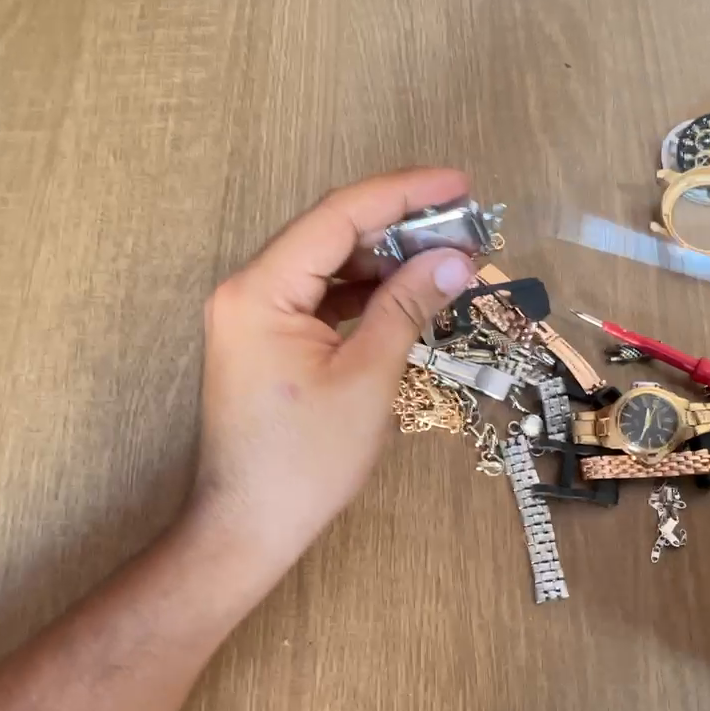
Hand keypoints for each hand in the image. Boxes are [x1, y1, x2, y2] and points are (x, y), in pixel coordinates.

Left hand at [187, 168, 478, 564]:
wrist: (249, 526)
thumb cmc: (306, 462)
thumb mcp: (366, 379)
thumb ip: (407, 307)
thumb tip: (455, 258)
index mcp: (260, 290)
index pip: (338, 216)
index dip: (403, 194)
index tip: (460, 184)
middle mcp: (245, 291)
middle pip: (329, 236)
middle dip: (397, 227)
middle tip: (463, 228)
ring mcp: (250, 318)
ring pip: (324, 268)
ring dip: (382, 262)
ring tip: (443, 260)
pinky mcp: (262, 343)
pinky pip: (315, 301)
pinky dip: (360, 296)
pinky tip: (403, 294)